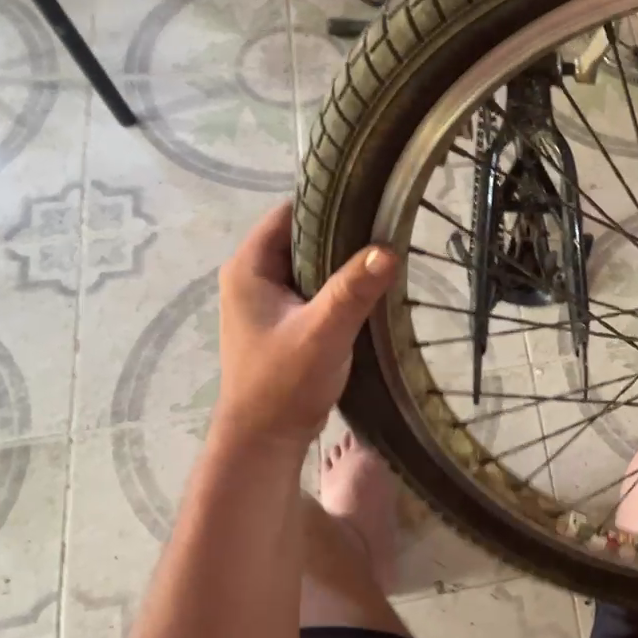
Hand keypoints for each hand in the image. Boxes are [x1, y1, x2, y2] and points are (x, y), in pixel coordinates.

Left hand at [213, 204, 396, 449]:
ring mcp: (267, 302)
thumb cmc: (283, 384)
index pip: (289, 213)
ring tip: (385, 254)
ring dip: (343, 262)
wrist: (265, 439)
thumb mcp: (323, 332)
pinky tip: (370, 291)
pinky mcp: (284, 323)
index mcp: (249, 268)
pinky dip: (339, 286)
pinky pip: (314, 289)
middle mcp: (252, 278)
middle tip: (388, 227)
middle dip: (342, 232)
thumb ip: (353, 290)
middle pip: (302, 237)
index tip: (371, 197)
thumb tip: (388, 249)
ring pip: (310, 265)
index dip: (327, 201)